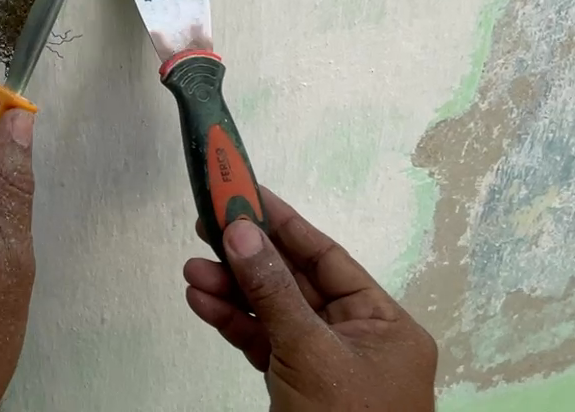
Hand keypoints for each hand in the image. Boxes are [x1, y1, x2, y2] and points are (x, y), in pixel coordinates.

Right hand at [183, 187, 437, 411]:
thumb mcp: (310, 352)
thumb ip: (272, 289)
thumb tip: (240, 228)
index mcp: (383, 325)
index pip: (325, 256)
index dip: (281, 220)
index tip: (242, 189)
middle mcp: (356, 337)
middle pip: (291, 280)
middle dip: (244, 258)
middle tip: (203, 227)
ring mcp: (325, 362)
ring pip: (270, 309)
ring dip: (229, 290)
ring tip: (191, 272)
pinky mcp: (297, 384)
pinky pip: (261, 340)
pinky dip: (231, 322)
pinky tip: (200, 302)